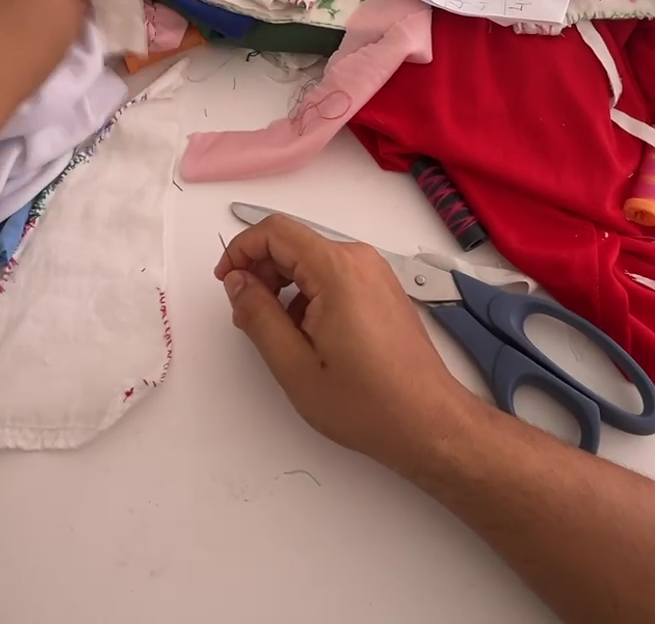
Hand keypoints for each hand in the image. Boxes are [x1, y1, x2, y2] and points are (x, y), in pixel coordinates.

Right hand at [216, 216, 482, 475]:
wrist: (428, 422)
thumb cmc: (367, 402)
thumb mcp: (295, 365)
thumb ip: (258, 315)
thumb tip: (237, 281)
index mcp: (336, 269)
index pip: (275, 231)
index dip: (241, 250)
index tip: (225, 281)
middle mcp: (358, 259)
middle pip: (293, 242)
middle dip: (260, 271)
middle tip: (246, 315)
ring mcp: (373, 271)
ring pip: (311, 259)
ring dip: (283, 285)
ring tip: (276, 332)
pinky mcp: (381, 287)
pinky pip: (332, 273)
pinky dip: (307, 292)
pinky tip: (306, 334)